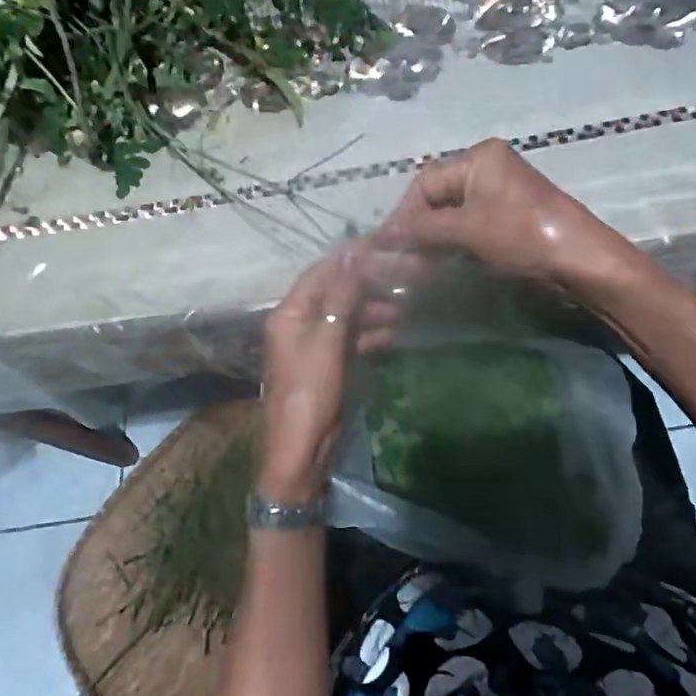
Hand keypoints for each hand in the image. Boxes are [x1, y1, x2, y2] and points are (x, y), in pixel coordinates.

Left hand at [257, 245, 396, 505]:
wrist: (302, 448)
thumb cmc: (310, 392)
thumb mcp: (327, 342)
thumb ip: (340, 298)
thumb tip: (352, 257)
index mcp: (290, 313)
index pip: (321, 273)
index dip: (350, 259)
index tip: (384, 246)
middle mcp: (300, 323)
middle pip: (335, 293)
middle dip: (368, 285)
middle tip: (404, 278)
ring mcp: (315, 345)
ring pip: (346, 316)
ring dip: (372, 310)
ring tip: (404, 308)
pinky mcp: (329, 364)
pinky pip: (350, 339)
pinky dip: (370, 334)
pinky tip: (394, 333)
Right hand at [371, 138, 645, 295]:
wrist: (577, 258)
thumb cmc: (521, 234)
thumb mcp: (467, 229)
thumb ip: (423, 230)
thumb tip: (383, 237)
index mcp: (479, 158)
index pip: (425, 183)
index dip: (404, 215)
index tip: (389, 247)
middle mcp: (488, 168)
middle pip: (438, 197)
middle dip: (419, 229)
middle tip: (402, 262)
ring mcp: (500, 193)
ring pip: (453, 215)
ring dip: (435, 240)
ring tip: (418, 268)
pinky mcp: (509, 217)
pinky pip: (471, 226)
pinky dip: (455, 244)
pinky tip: (443, 264)